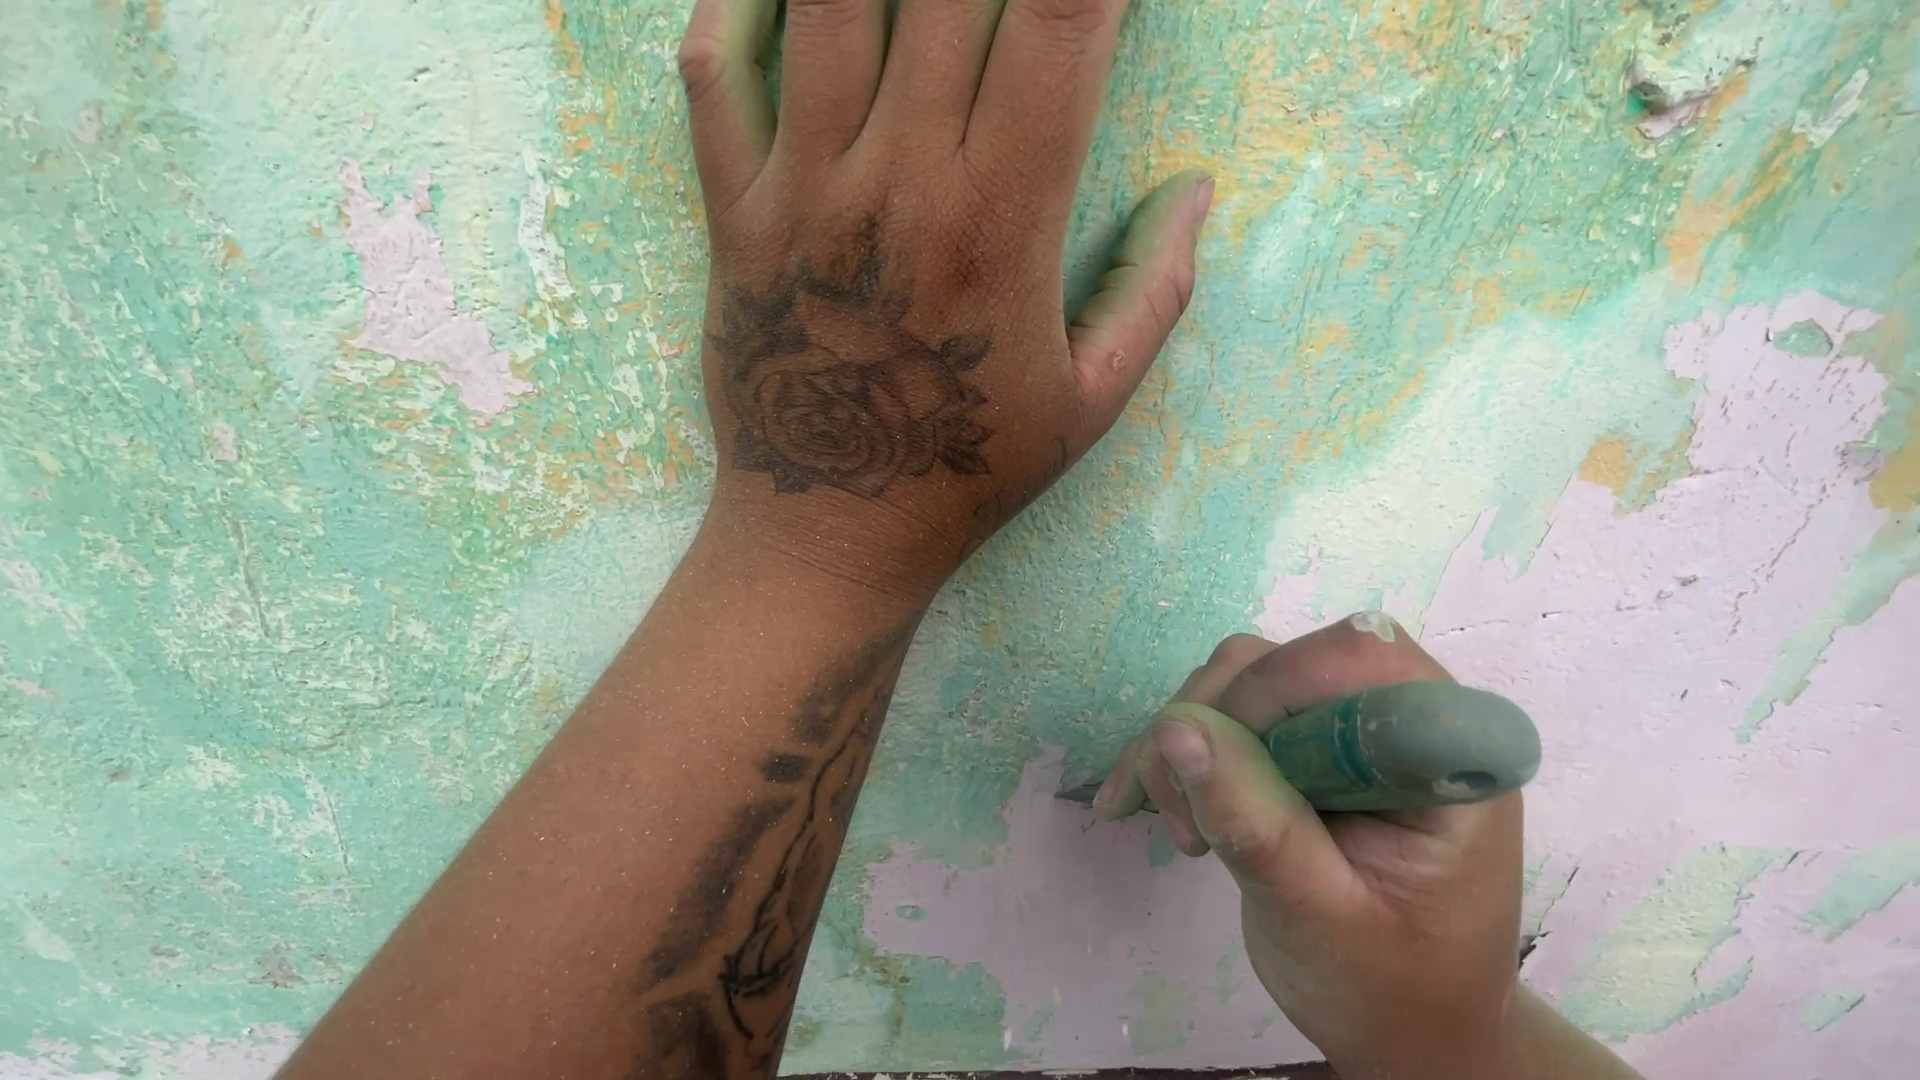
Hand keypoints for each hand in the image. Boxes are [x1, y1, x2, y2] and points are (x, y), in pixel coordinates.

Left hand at [679, 0, 1213, 601]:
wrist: (831, 533)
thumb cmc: (965, 473)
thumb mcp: (1089, 404)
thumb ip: (1156, 292)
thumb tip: (1196, 190)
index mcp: (1002, 221)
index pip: (1064, 23)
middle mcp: (899, 180)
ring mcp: (801, 189)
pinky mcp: (731, 213)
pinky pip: (713, 74)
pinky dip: (734, 4)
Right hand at [1096, 615, 1526, 1079]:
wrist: (1403, 1020)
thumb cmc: (1390, 985)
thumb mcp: (1319, 917)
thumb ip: (1254, 822)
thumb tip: (1173, 726)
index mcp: (1440, 751)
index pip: (1355, 657)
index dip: (1274, 693)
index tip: (1228, 779)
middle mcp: (1389, 716)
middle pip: (1273, 663)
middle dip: (1210, 731)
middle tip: (1189, 826)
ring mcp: (1337, 725)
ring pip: (1231, 680)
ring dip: (1183, 747)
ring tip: (1186, 833)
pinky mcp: (1296, 741)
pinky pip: (1215, 712)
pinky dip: (1170, 755)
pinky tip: (1135, 804)